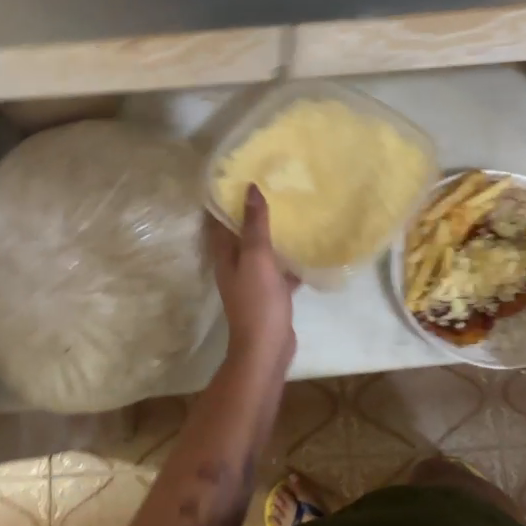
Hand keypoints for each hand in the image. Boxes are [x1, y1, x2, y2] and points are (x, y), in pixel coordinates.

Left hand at [208, 184, 297, 372]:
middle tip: (270, 188)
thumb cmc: (257, 301)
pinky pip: (279, 271)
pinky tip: (306, 249)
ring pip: (260, 252)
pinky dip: (289, 261)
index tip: (239, 176)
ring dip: (270, 236)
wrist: (267, 348)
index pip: (218, 221)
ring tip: (289, 212)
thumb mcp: (256, 258)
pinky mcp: (270, 295)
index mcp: (225, 256)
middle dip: (251, 214)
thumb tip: (250, 189)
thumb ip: (254, 225)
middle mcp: (234, 266)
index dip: (224, 199)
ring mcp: (252, 282)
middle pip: (239, 234)